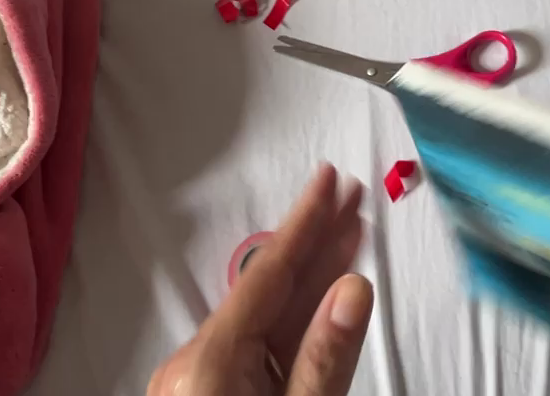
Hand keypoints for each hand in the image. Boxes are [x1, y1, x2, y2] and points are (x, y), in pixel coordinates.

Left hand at [148, 165, 373, 395]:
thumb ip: (324, 357)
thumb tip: (355, 289)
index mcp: (208, 362)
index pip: (269, 272)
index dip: (304, 219)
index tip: (329, 175)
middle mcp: (194, 362)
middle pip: (271, 287)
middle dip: (317, 238)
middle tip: (353, 193)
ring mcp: (198, 379)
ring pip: (269, 315)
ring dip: (315, 273)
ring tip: (352, 228)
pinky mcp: (209, 394)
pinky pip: (262, 341)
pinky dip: (297, 316)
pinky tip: (328, 289)